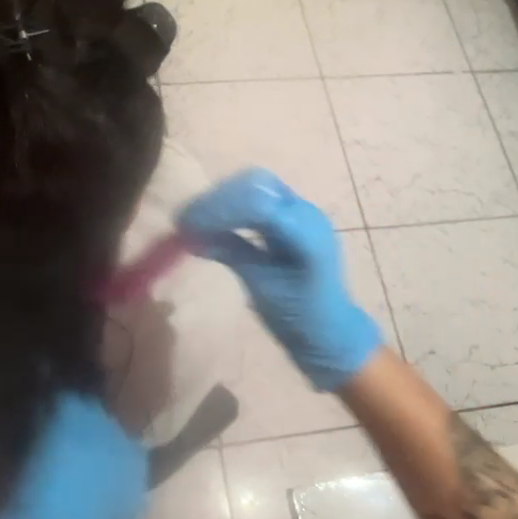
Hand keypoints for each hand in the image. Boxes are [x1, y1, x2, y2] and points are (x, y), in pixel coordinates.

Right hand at [176, 168, 382, 391]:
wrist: (331, 333)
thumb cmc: (301, 316)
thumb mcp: (264, 288)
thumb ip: (233, 255)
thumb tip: (191, 237)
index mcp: (306, 231)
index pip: (257, 203)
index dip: (218, 208)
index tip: (185, 224)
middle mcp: (306, 213)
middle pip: (256, 186)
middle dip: (219, 199)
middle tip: (186, 221)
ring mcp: (301, 215)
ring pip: (256, 189)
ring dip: (224, 202)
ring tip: (194, 222)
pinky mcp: (292, 221)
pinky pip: (260, 203)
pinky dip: (233, 210)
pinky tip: (212, 225)